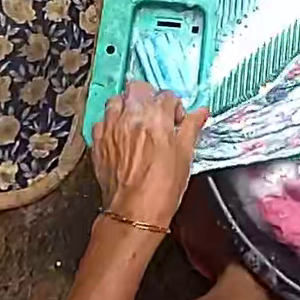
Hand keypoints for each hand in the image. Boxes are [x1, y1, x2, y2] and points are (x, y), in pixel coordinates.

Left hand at [90, 81, 209, 229]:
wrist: (135, 211)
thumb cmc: (162, 186)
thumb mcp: (185, 154)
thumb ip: (191, 127)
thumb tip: (201, 112)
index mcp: (156, 116)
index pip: (167, 95)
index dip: (174, 107)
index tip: (176, 120)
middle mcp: (131, 116)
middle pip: (137, 87)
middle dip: (148, 96)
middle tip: (155, 113)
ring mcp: (111, 127)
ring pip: (116, 100)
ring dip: (127, 106)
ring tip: (136, 121)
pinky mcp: (98, 141)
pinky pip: (102, 121)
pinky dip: (111, 123)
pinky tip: (120, 135)